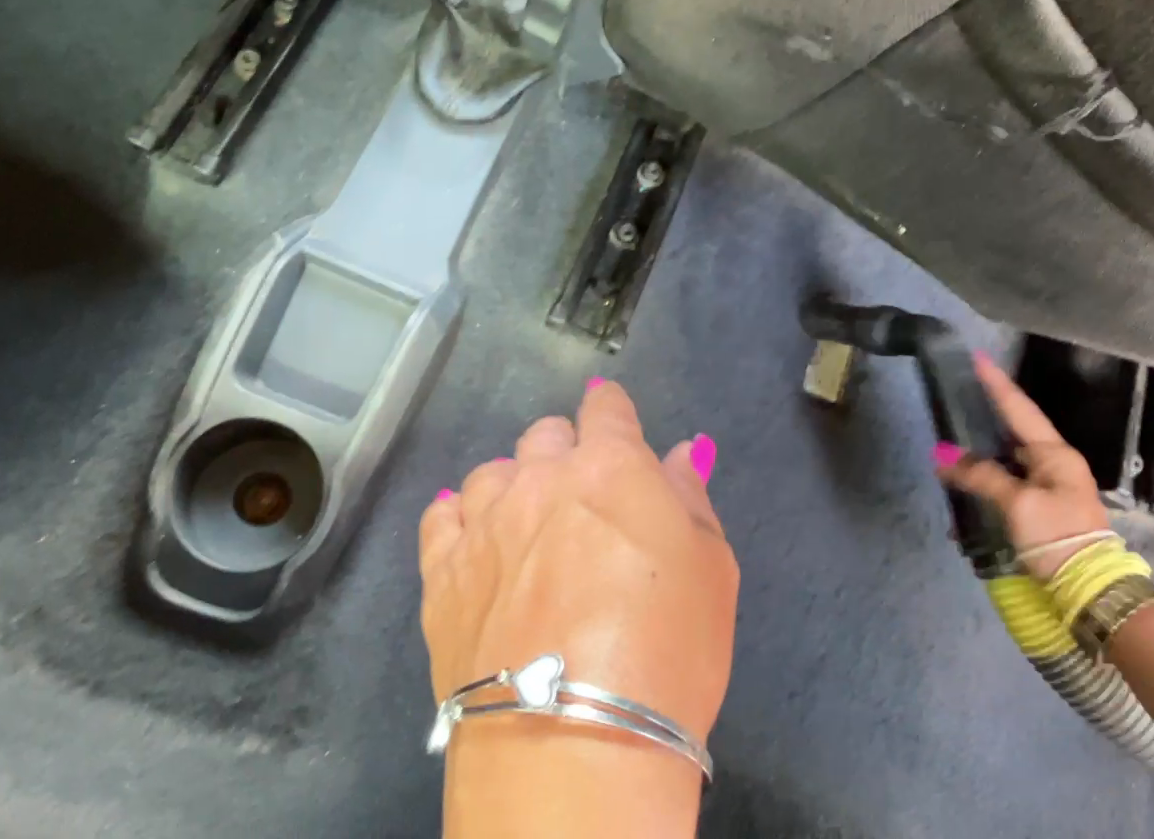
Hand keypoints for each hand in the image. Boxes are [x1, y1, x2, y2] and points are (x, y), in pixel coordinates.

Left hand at [419, 378, 737, 756]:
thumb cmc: (667, 652)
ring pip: (490, 472)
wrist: (572, 743)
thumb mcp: (712, 571)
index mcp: (610, 468)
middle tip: (582, 495)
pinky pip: (441, 516)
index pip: (605, 410)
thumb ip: (690, 499)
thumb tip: (680, 453)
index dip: (610, 410)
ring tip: (528, 525)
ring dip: (513, 484)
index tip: (612, 420)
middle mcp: (539, 480)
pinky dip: (459, 516)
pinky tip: (473, 536)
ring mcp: (483, 524)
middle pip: (544, 435)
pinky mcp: (442, 573)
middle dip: (565, 451)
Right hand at [935, 355, 1111, 578]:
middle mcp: (1056, 464)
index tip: (978, 358)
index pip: (1020, 409)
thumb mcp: (1017, 503)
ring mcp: (1051, 487)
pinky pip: (1009, 481)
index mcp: (1056, 454)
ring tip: (955, 440)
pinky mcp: (1043, 508)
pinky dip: (987, 477)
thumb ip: (981, 476)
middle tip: (961, 396)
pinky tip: (967, 481)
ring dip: (983, 452)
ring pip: (1010, 458)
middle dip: (987, 416)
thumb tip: (945, 458)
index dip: (997, 384)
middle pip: (1015, 431)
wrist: (1090, 588)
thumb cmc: (1056, 536)